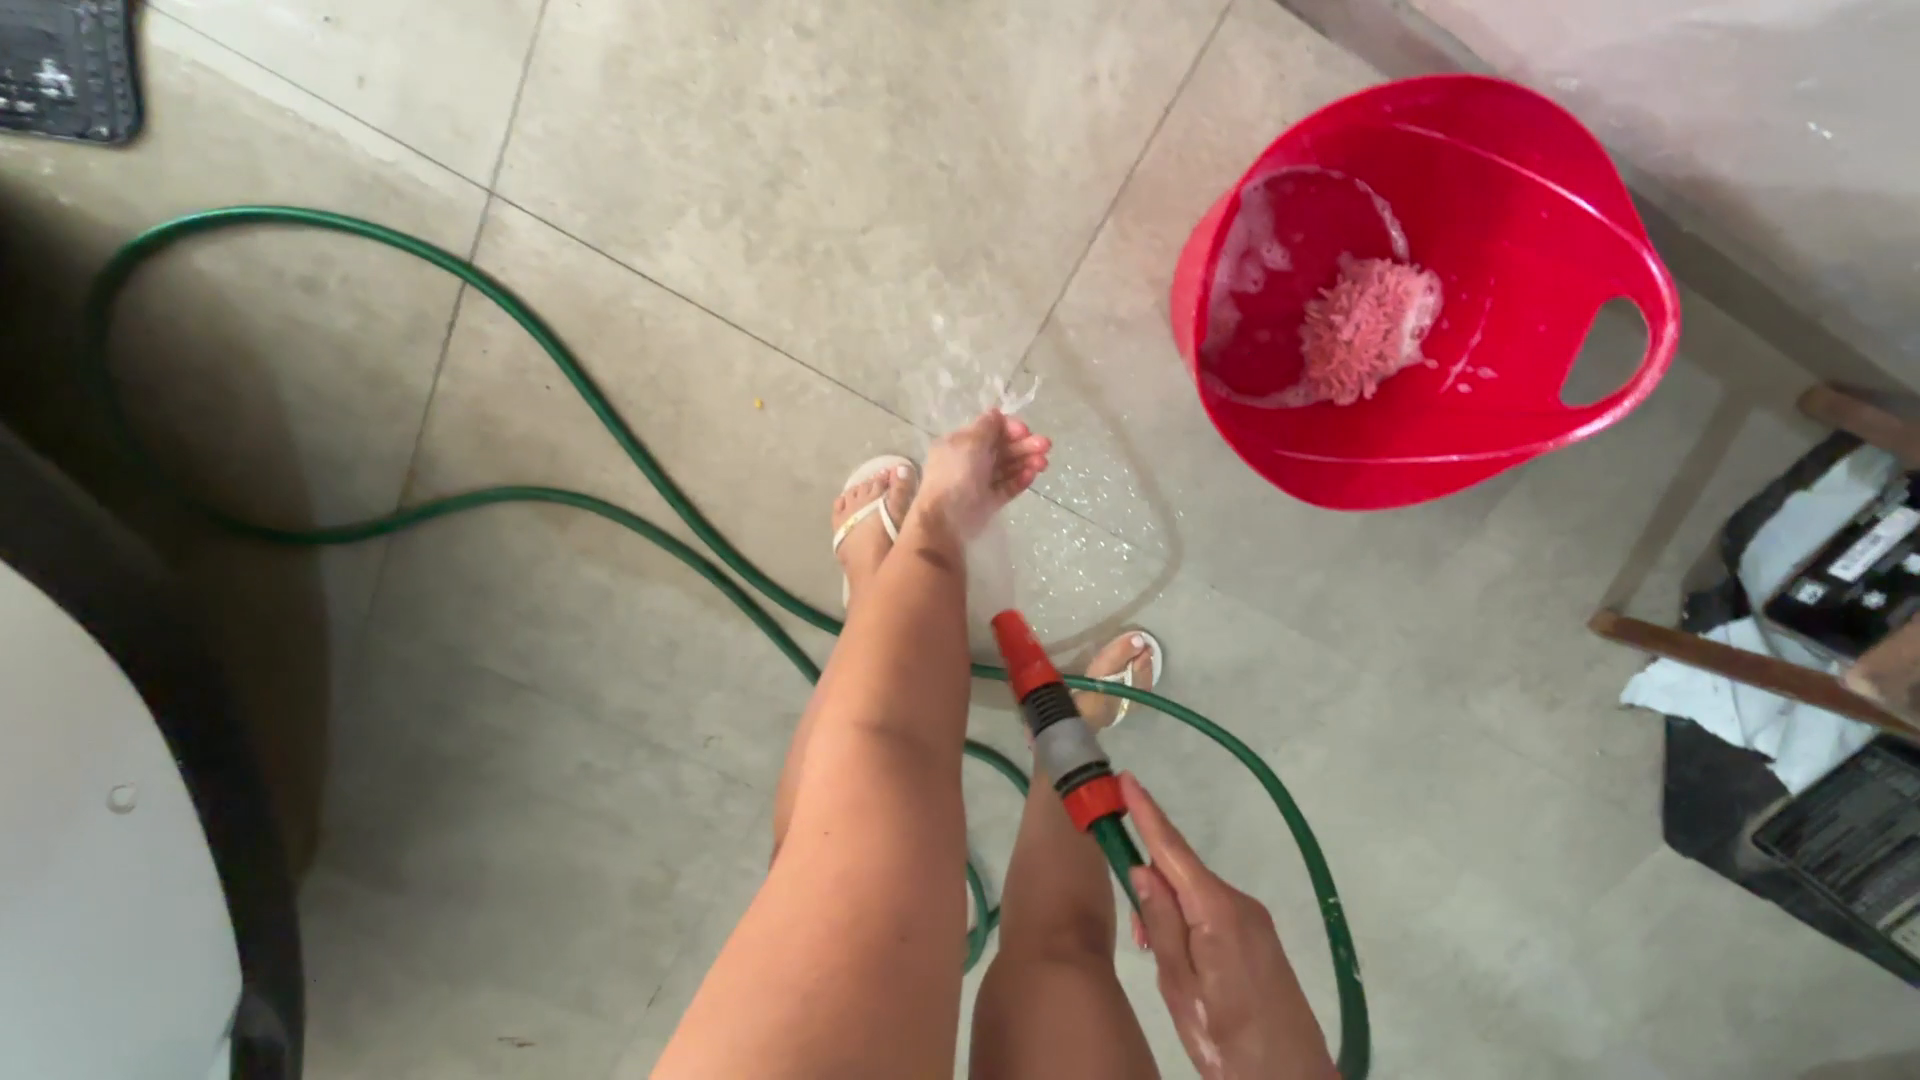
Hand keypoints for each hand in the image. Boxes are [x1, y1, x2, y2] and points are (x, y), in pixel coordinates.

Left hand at [913, 409, 1049, 539]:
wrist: (946, 520)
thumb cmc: (956, 476)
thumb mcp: (969, 443)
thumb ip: (986, 427)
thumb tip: (996, 412)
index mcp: (960, 443)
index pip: (989, 430)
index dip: (1009, 428)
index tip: (1025, 431)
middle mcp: (969, 460)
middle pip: (1001, 448)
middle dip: (1024, 445)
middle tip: (1046, 445)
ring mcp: (979, 482)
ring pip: (1007, 467)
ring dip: (1026, 461)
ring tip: (1043, 463)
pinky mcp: (989, 501)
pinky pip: (1007, 487)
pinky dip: (1020, 480)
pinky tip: (1032, 475)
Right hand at [1123, 773, 1335, 1079]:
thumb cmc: (1227, 1041)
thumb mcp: (1180, 987)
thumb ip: (1161, 924)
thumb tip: (1141, 869)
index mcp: (1217, 912)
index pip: (1173, 849)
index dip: (1147, 812)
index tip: (1126, 778)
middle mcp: (1240, 903)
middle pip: (1182, 872)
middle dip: (1152, 887)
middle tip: (1139, 939)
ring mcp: (1254, 919)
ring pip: (1196, 894)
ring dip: (1170, 912)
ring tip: (1162, 961)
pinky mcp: (1260, 936)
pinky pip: (1213, 910)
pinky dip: (1190, 922)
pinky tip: (1185, 961)